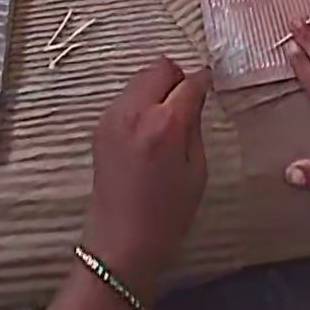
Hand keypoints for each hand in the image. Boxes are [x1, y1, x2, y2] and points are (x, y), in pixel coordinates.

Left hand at [80, 58, 212, 292]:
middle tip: (184, 103)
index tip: (208, 82)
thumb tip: (195, 95)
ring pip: (141, 77)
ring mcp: (114, 114)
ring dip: (156, 88)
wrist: (120, 242)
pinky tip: (145, 131)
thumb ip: (195, 124)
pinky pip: (127, 96)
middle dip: (176, 78)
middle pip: (160, 67)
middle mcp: (136, 110)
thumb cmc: (167, 214)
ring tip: (164, 120)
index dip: (202, 80)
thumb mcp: (197, 171)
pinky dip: (140, 101)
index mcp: (165, 124)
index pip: (189, 83)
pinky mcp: (101, 122)